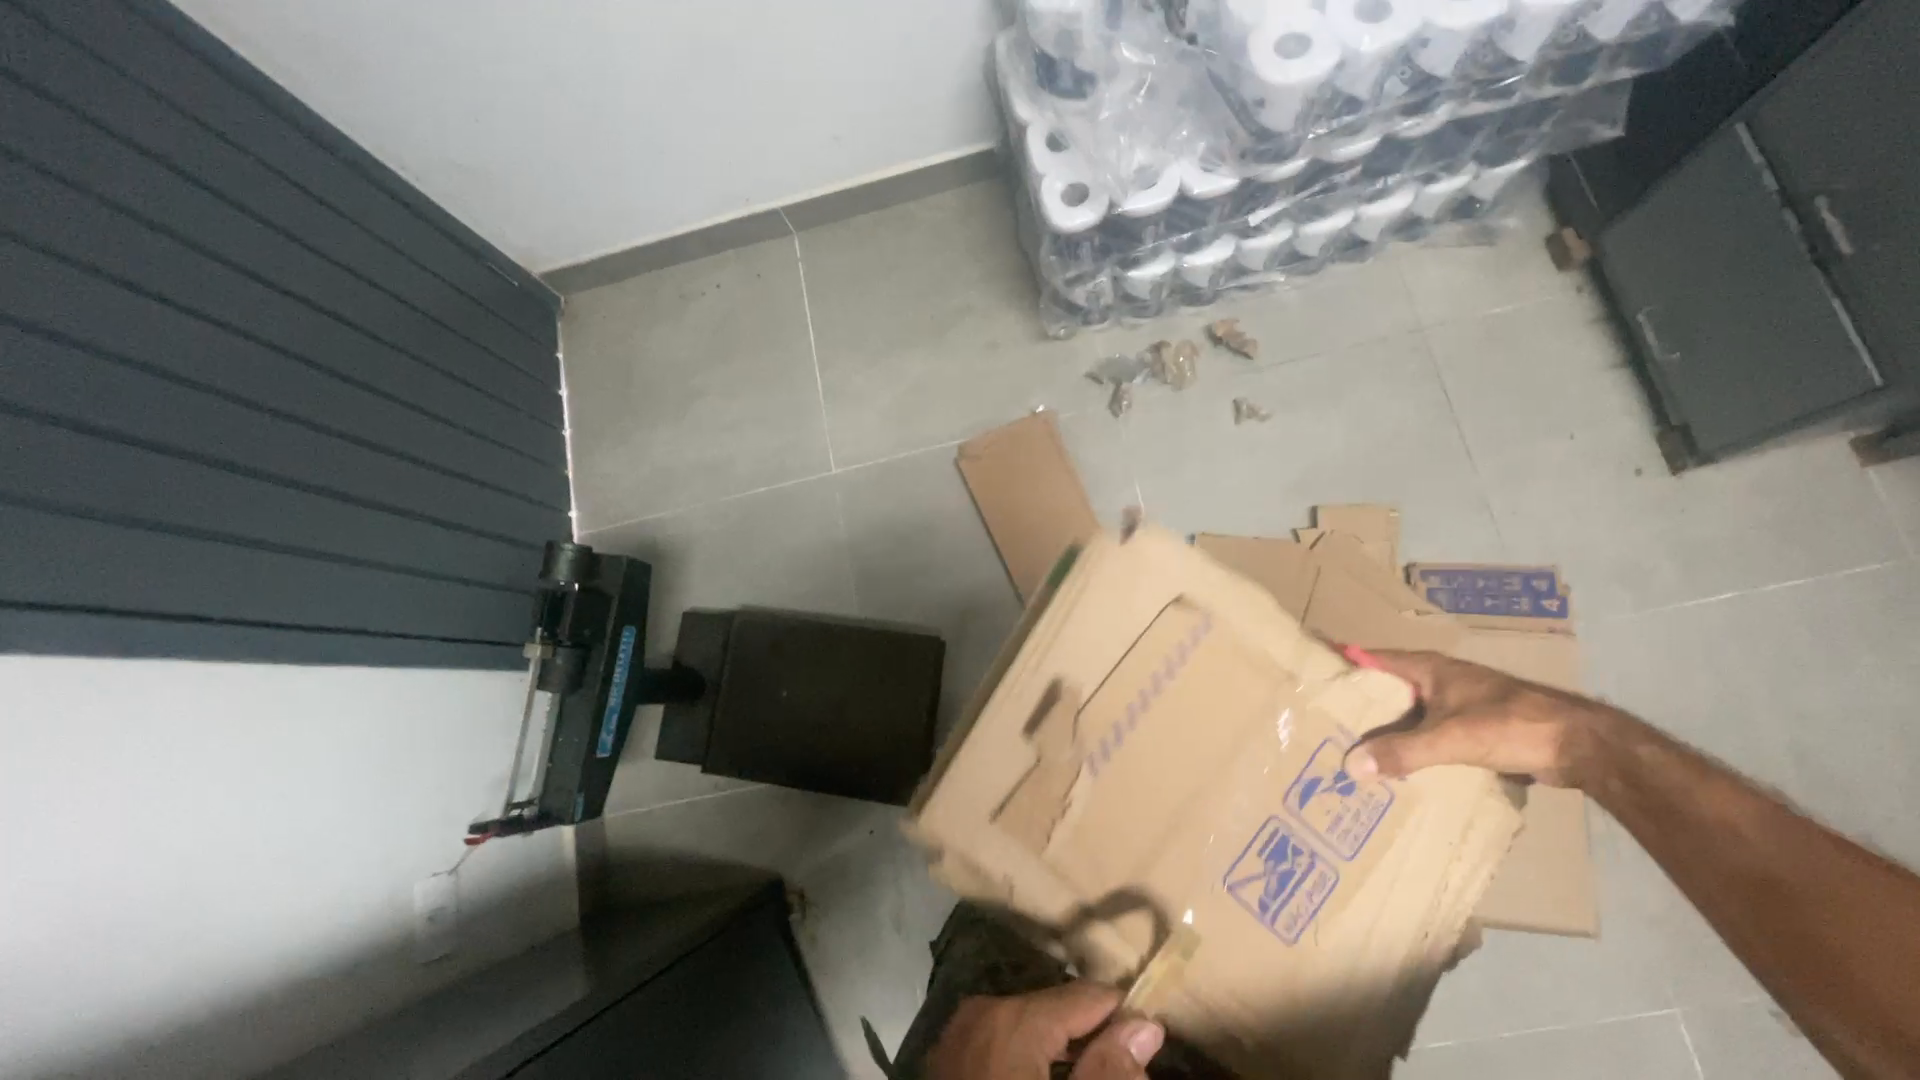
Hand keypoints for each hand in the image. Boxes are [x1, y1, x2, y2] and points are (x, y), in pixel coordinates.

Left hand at [924, 981, 1164, 1079]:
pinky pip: (1001, 1044)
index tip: (1149, 1047)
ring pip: (1029, 1026)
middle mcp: (984, 1009)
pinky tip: (1044, 1079)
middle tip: (1116, 1070)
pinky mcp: (946, 1059)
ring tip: (1087, 1072)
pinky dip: (1027, 1062)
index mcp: (1014, 1017)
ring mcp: (958, 1034)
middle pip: (1058, 1010)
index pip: (1089, 995)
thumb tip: (1146, 1026)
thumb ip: (1110, 1071)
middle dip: (1090, 1039)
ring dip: (1060, 1052)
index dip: (1124, 1018)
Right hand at [1341, 648, 1623, 787]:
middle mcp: (1440, 680)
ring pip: (1409, 715)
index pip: (1373, 658)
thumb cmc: (1511, 725)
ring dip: (1386, 731)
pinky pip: (1430, 736)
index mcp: (1430, 668)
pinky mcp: (1476, 729)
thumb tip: (1351, 766)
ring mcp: (1459, 705)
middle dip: (1358, 705)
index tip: (1310, 675)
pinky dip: (1412, 749)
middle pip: (1387, 689)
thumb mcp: (1449, 739)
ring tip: (1351, 751)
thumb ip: (1401, 752)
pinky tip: (1397, 770)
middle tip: (1321, 723)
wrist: (1580, 745)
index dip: (1343, 662)